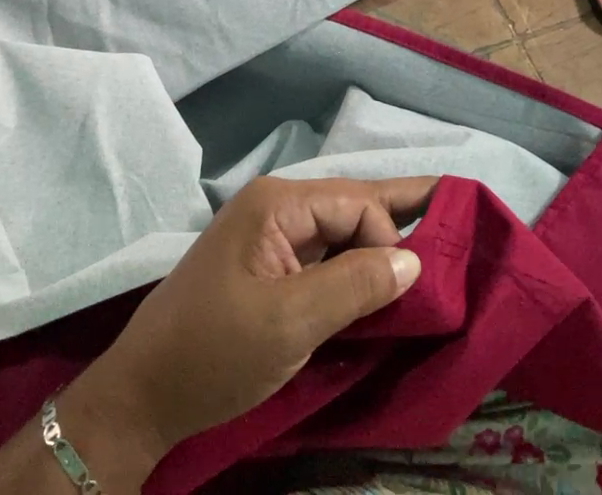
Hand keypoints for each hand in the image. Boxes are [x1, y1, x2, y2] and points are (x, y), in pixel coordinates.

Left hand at [56, 175, 436, 491]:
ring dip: (381, 244)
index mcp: (278, 204)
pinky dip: (357, 266)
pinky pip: (325, 256)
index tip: (401, 291)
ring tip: (437, 238)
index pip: (359, 204)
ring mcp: (270, 238)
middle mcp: (277, 208)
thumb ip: (356, 284)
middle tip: (460, 213)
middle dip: (402, 215)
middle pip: (354, 206)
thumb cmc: (212, 354)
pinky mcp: (268, 268)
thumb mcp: (290, 322)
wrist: (141, 396)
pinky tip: (386, 273)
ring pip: (342, 231)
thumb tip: (415, 261)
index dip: (388, 241)